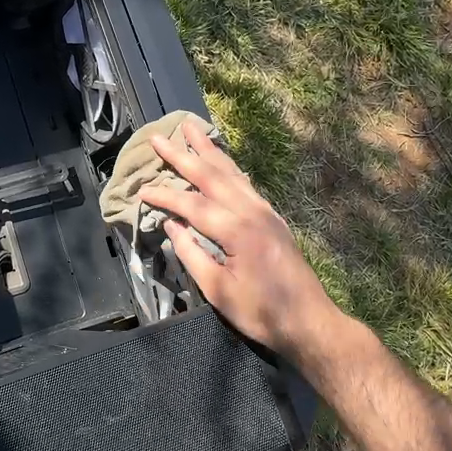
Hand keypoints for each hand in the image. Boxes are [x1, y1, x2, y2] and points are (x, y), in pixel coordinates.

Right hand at [139, 119, 336, 355]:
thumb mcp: (218, 291)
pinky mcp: (272, 217)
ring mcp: (265, 212)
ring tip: (191, 128)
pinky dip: (227, 165)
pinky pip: (244, 182)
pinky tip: (219, 159)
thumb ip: (191, 254)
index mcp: (237, 231)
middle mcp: (252, 212)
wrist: (310, 322)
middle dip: (183, 155)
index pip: (192, 205)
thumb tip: (171, 225)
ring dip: (208, 149)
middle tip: (160, 137)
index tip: (141, 190)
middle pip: (211, 176)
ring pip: (231, 172)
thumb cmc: (261, 313)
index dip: (165, 196)